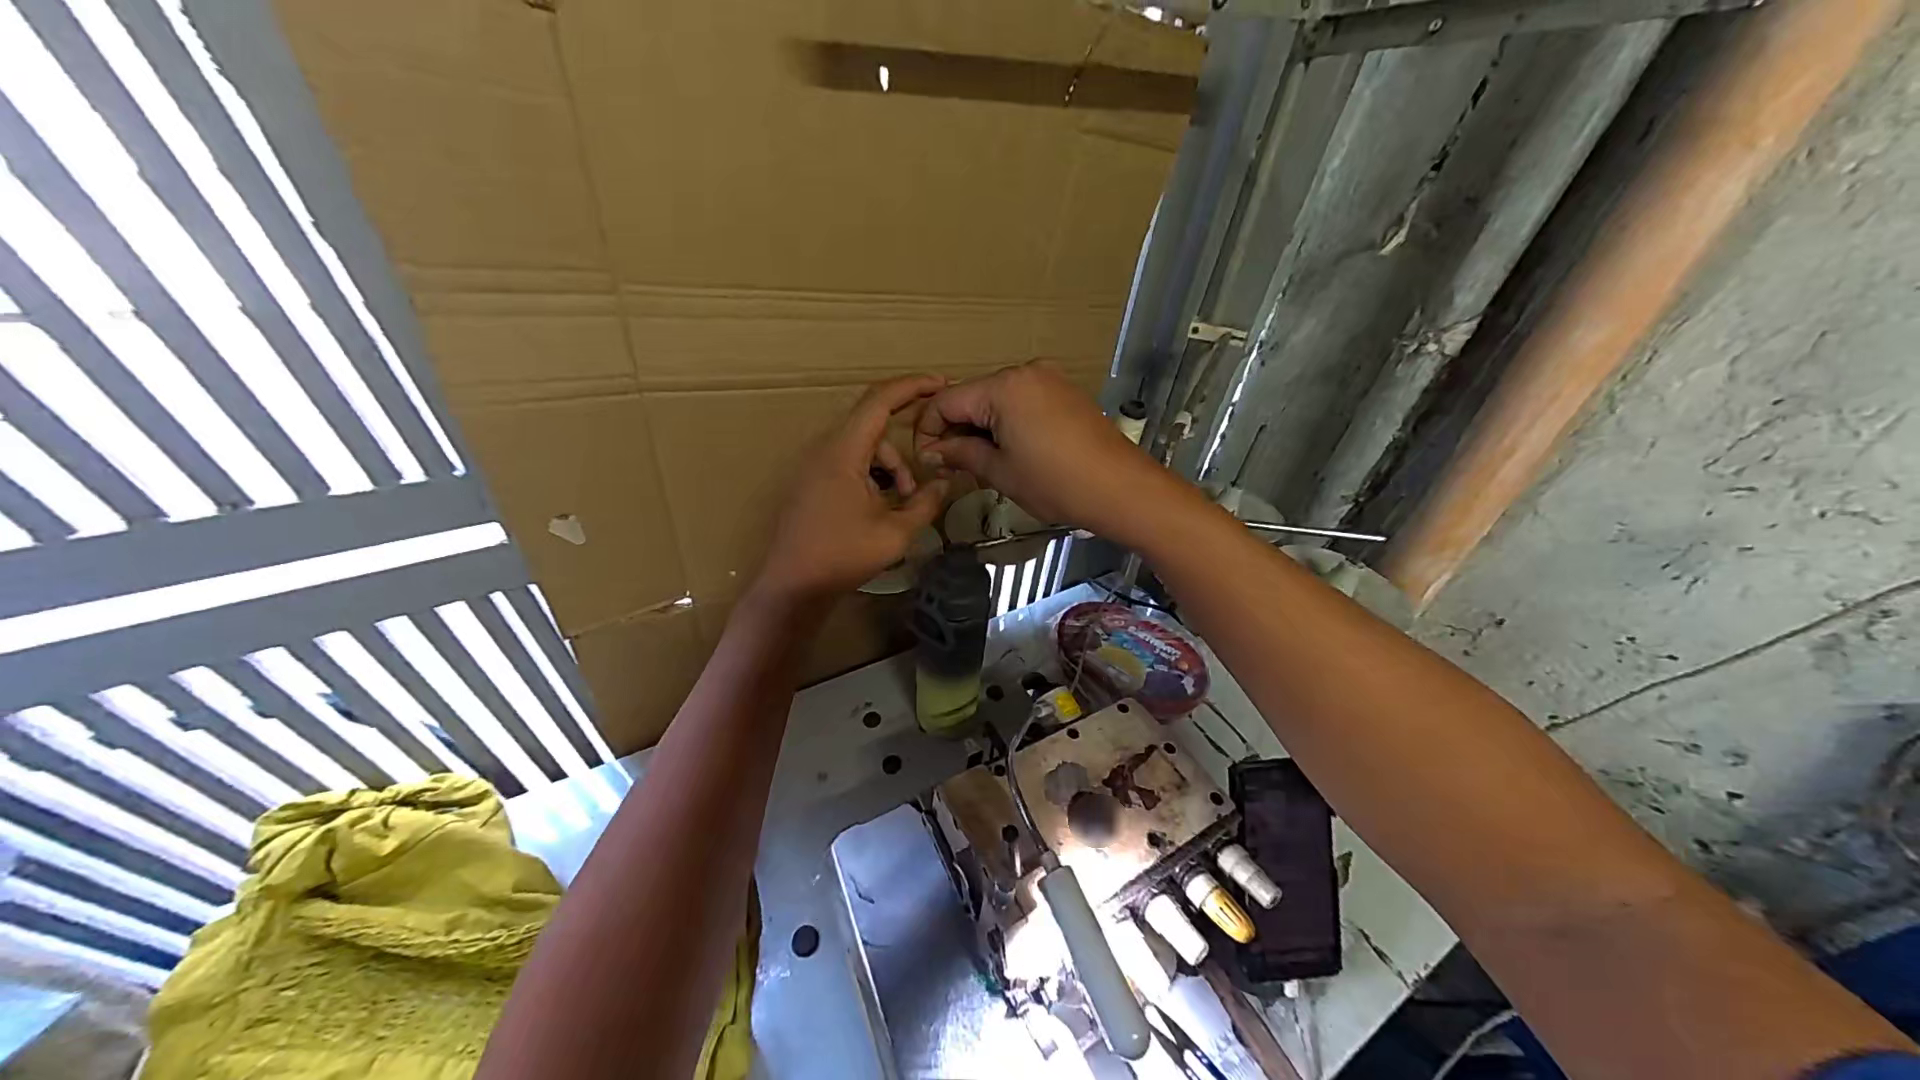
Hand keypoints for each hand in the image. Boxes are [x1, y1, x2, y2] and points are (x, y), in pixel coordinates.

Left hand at [754, 375, 950, 602]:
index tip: (941, 384)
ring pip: (863, 449)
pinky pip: (849, 464)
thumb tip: (945, 482)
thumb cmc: (842, 556)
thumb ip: (926, 503)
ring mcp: (815, 467)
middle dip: (906, 449)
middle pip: (874, 428)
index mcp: (843, 451)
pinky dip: (873, 478)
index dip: (912, 386)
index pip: (879, 400)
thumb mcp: (895, 532)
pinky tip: (884, 508)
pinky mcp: (812, 484)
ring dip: (891, 469)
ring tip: (906, 504)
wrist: (792, 587)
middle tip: (932, 466)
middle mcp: (825, 450)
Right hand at [914, 362, 1193, 546]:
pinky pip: (1022, 401)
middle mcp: (1025, 371)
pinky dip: (1007, 423)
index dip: (928, 430)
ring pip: (997, 399)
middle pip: (972, 396)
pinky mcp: (1065, 392)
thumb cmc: (1056, 483)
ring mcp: (1049, 379)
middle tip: (951, 466)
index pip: (947, 401)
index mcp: (1004, 386)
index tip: (926, 460)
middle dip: (956, 429)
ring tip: (979, 464)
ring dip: (981, 427)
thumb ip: (962, 454)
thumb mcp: (1001, 472)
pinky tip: (1009, 452)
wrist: (1122, 488)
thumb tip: (932, 452)